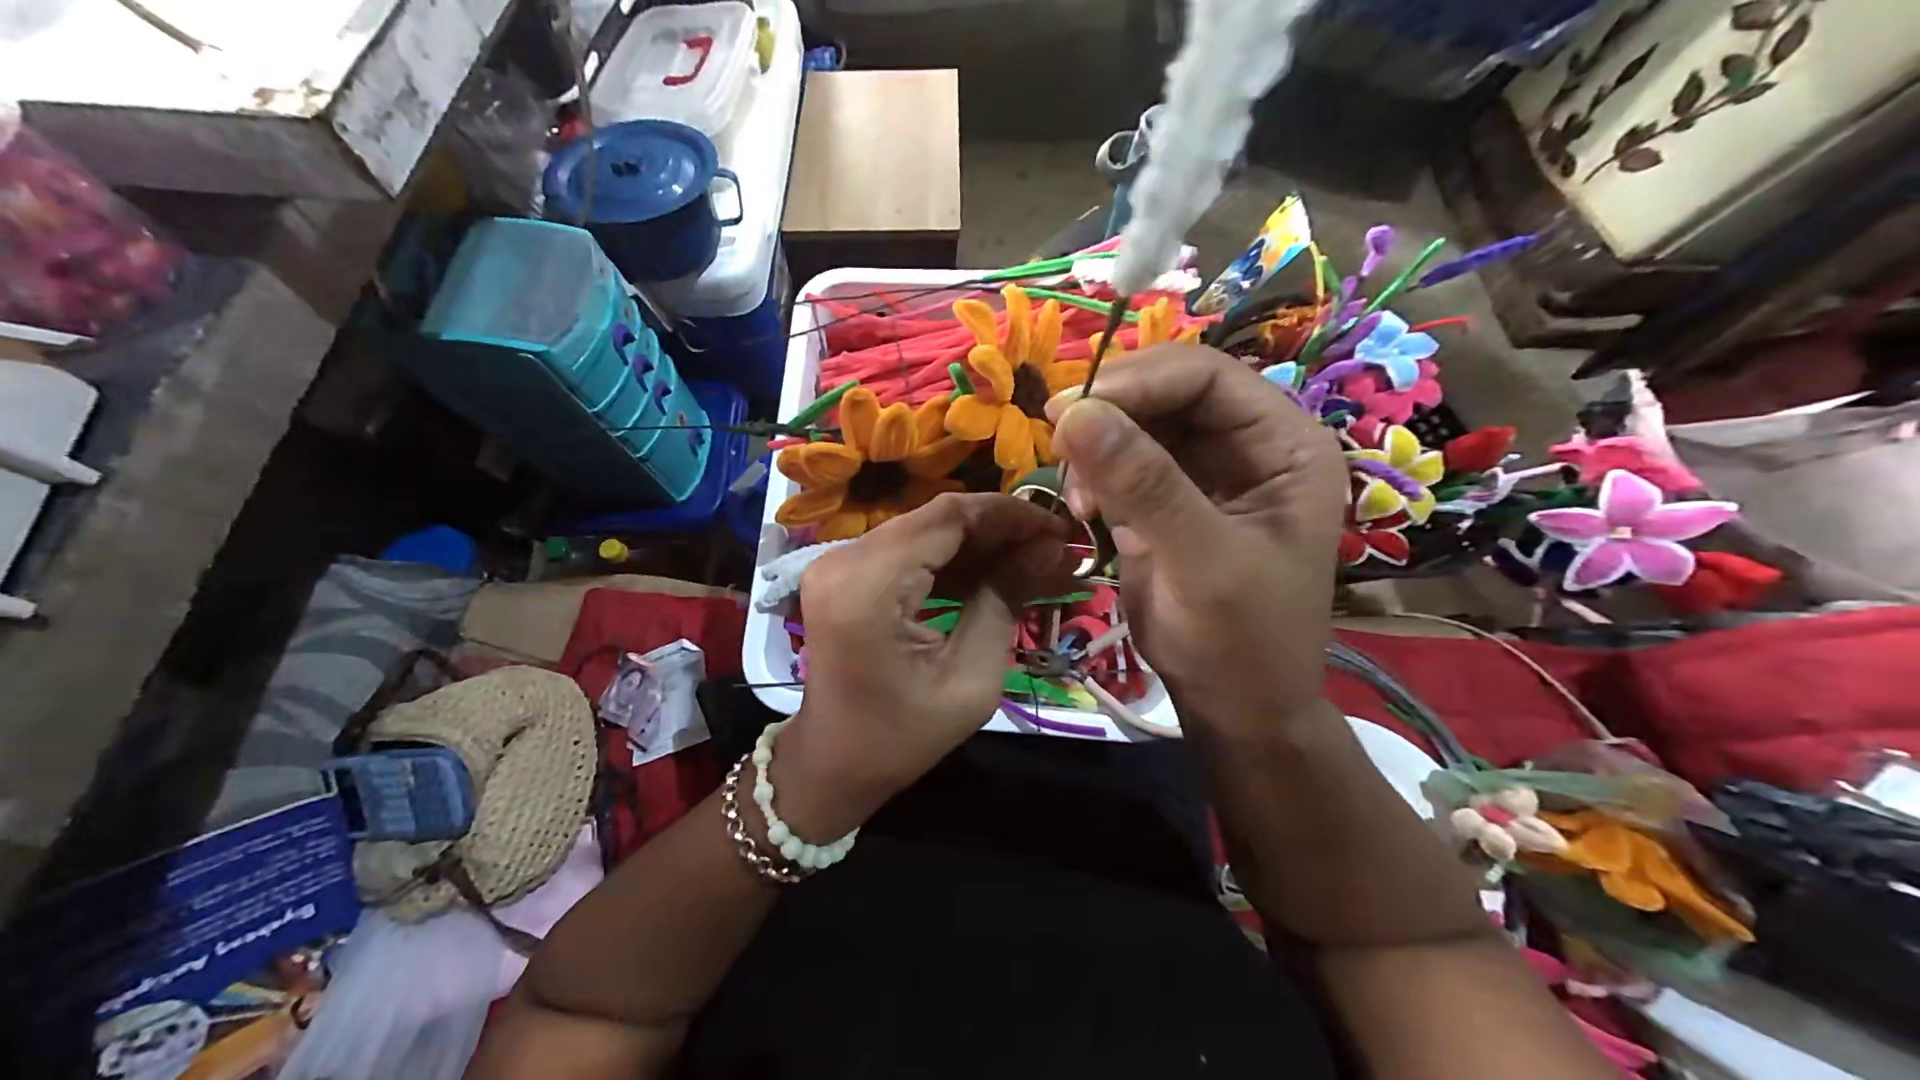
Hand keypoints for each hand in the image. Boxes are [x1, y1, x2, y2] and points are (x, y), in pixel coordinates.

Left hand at [774, 494, 1071, 835]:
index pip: (946, 518)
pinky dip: (951, 557)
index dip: (1007, 514)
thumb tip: (1048, 547)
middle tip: (1052, 545)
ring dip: (979, 542)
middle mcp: (843, 560)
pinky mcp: (843, 573)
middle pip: (935, 519)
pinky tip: (993, 570)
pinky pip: (906, 549)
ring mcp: (837, 563)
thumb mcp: (971, 677)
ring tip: (1033, 558)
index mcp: (868, 587)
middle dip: (999, 527)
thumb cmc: (903, 736)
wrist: (835, 761)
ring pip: (924, 530)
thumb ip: (1005, 600)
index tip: (1057, 527)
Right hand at [1047, 345, 1347, 731]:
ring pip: (1136, 424)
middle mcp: (1247, 445)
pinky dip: (1092, 476)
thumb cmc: (1242, 640)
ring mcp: (1204, 472)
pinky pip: (1120, 463)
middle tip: (1059, 441)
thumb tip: (1074, 411)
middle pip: (1167, 393)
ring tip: (1076, 496)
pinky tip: (1082, 509)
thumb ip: (1144, 484)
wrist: (1235, 705)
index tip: (1071, 410)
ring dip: (1096, 448)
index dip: (1138, 381)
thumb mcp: (1200, 561)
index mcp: (1284, 444)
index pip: (1207, 378)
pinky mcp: (1166, 499)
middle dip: (1111, 413)